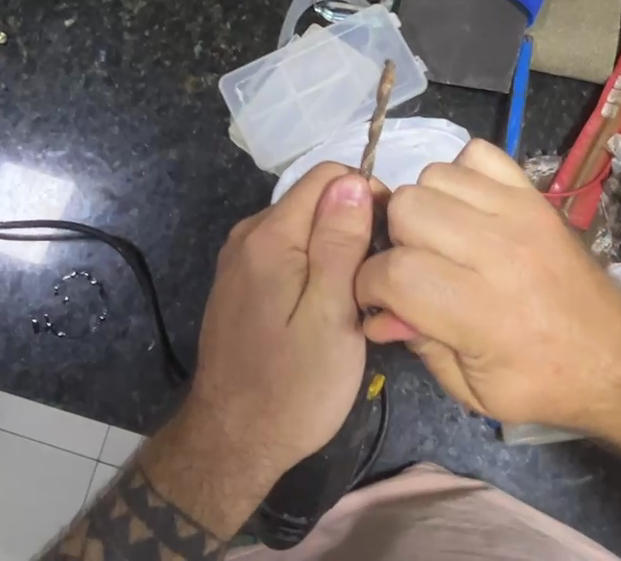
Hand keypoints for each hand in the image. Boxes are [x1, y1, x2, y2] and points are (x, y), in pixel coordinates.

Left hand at [145, 163, 374, 532]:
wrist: (233, 444)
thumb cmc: (293, 387)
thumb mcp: (331, 316)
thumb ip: (340, 244)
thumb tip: (354, 180)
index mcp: (271, 235)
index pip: (330, 176)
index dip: (368, 199)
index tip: (387, 246)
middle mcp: (249, 234)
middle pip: (316, 199)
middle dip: (352, 227)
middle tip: (373, 285)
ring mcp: (239, 258)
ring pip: (304, 225)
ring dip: (334, 249)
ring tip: (352, 301)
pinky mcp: (239, 281)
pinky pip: (286, 250)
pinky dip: (311, 266)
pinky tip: (322, 309)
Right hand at [355, 140, 620, 433]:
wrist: (616, 355)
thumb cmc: (542, 381)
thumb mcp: (473, 390)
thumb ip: (419, 344)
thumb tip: (376, 311)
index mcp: (482, 311)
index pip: (395, 272)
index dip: (371, 285)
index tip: (378, 298)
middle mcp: (498, 252)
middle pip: (408, 208)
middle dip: (397, 240)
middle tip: (414, 266)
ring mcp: (518, 213)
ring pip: (435, 175)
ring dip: (426, 206)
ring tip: (442, 238)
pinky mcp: (533, 194)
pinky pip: (478, 153)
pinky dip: (463, 175)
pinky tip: (469, 209)